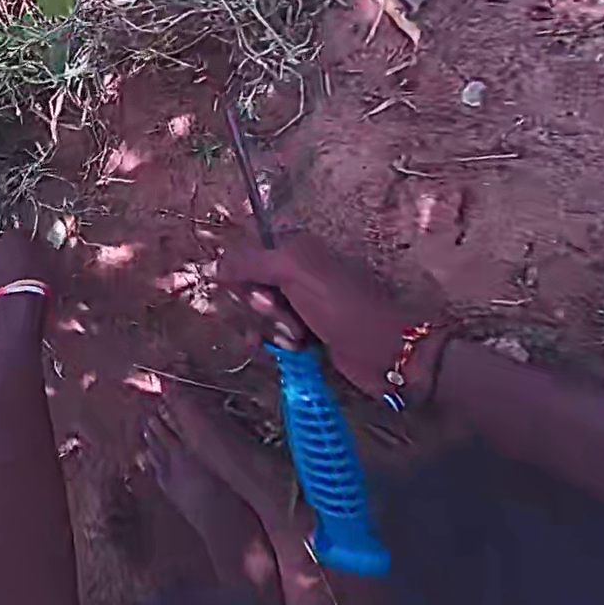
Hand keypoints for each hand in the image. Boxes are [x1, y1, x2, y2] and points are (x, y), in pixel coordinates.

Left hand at [0, 234, 55, 316]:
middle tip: (26, 267)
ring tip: (14, 281)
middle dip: (14, 254)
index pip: (24, 233)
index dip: (32, 244)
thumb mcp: (57, 265)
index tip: (40, 253)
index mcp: (15, 235)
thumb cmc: (41, 284)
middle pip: (6, 245)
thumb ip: (51, 252)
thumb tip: (52, 249)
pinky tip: (3, 290)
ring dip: (1, 266)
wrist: (17, 307)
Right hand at [218, 233, 437, 399]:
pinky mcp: (300, 329)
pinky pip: (266, 332)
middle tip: (283, 314)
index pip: (243, 254)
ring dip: (269, 327)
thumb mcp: (293, 273)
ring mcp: (296, 301)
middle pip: (246, 285)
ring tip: (297, 337)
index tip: (254, 289)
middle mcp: (292, 271)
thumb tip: (215, 267)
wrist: (388, 355)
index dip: (240, 274)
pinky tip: (286, 349)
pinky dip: (272, 342)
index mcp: (293, 248)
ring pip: (254, 311)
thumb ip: (249, 262)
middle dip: (259, 305)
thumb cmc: (343, 308)